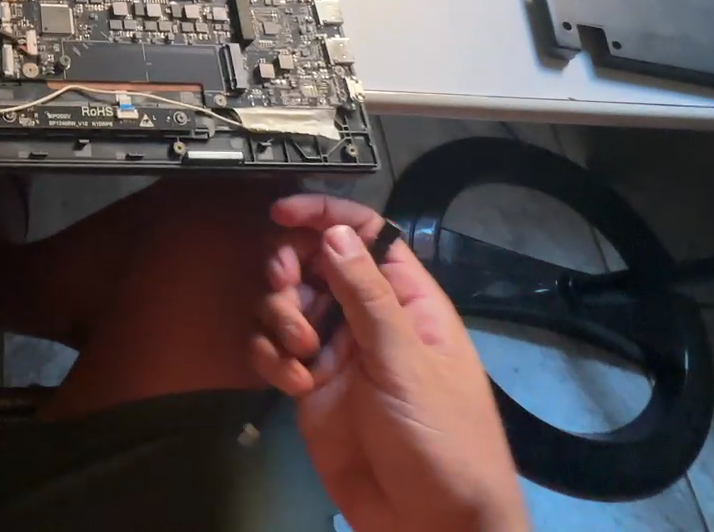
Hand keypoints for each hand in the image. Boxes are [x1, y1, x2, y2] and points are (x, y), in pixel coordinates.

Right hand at [252, 196, 527, 531]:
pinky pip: (272, 347)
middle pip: (313, 261)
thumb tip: (335, 231)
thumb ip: (368, 297)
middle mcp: (366, 317)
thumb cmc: (442, 441)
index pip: (365, 234)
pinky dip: (271, 357)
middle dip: (289, 268)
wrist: (429, 529)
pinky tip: (291, 383)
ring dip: (280, 317)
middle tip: (284, 287)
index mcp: (405, 302)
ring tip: (299, 352)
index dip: (325, 215)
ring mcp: (334, 349)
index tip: (282, 214)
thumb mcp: (408, 365)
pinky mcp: (308, 382)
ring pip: (286, 301)